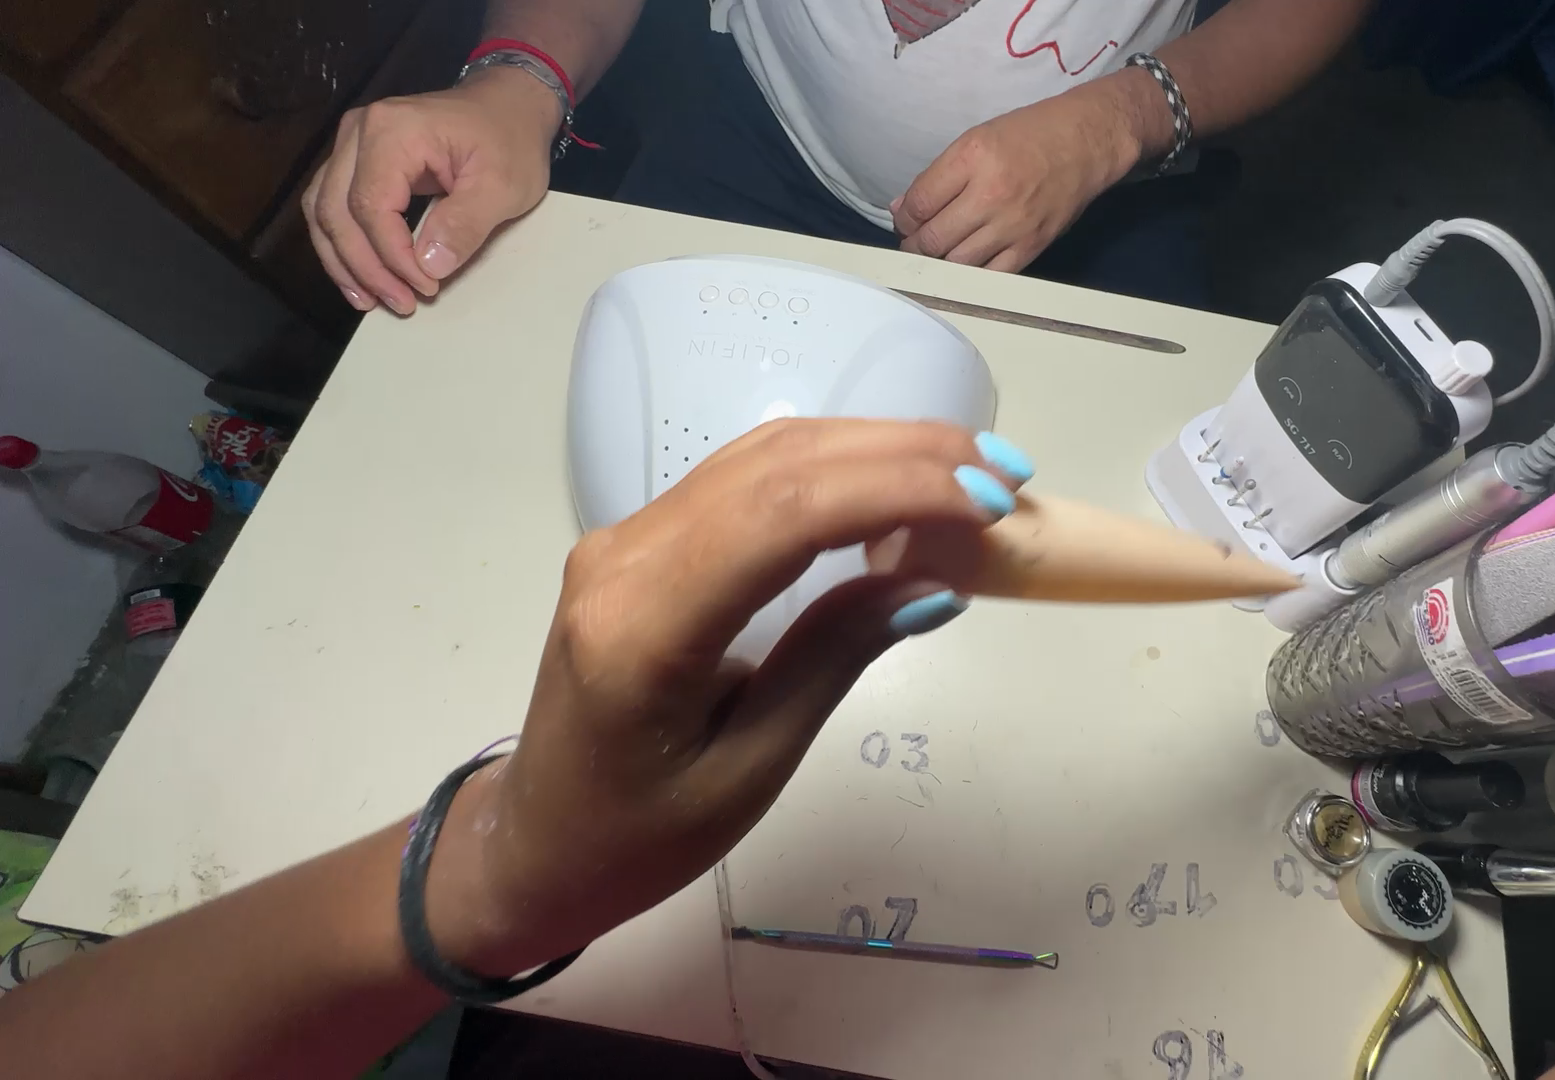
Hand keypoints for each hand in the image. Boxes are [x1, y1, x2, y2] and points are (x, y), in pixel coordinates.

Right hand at [301, 67, 560, 315]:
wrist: (508, 107)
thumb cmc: (510, 142)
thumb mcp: (503, 187)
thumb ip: (464, 224)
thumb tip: (429, 265)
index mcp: (391, 134)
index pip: (371, 206)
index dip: (393, 256)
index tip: (427, 288)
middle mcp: (358, 134)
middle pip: (335, 209)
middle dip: (364, 266)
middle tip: (400, 305)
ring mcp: (354, 145)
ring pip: (324, 209)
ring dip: (344, 259)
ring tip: (370, 301)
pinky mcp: (363, 161)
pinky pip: (337, 205)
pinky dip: (345, 242)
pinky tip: (360, 276)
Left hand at [422, 420, 1036, 974]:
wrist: (536, 839)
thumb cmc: (640, 835)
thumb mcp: (754, 764)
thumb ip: (837, 655)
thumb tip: (935, 584)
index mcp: (644, 623)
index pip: (785, 513)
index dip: (895, 491)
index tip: (987, 504)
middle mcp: (628, 551)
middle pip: (783, 461)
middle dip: (905, 455)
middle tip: (1002, 472)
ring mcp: (632, 531)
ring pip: (770, 451)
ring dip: (878, 447)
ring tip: (966, 466)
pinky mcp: (651, 533)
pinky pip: (753, 475)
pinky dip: (837, 465)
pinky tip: (893, 478)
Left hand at [892, 70, 1170, 271]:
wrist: (1088, 142)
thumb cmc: (1031, 135)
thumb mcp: (978, 138)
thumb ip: (939, 176)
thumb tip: (903, 209)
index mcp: (972, 157)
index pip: (919, 203)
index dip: (904, 218)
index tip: (905, 221)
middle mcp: (990, 194)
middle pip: (933, 239)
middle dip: (916, 246)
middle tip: (915, 244)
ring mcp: (1011, 226)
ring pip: (956, 264)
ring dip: (939, 264)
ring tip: (937, 256)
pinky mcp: (1029, 248)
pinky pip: (989, 276)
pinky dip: (971, 275)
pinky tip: (965, 266)